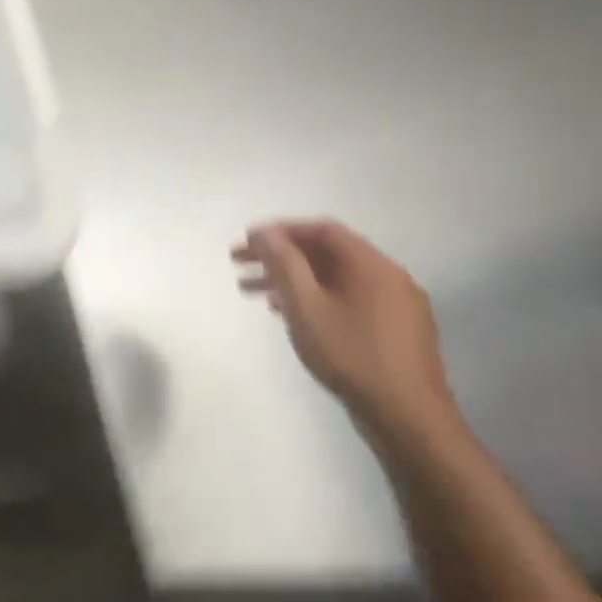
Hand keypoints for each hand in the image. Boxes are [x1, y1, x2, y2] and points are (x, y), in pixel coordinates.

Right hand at [233, 220, 455, 430]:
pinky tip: (290, 314)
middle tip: (239, 265)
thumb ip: (283, 262)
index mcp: (373, 267)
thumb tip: (263, 232)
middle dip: (280, 256)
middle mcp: (391, 279)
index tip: (247, 242)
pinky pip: (348, 298)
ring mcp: (397, 306)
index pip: (323, 230)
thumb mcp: (305, 304)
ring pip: (335, 278)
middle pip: (327, 253)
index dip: (281, 230)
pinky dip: (315, 296)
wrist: (406, 416)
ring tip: (254, 293)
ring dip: (293, 279)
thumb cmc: (350, 353)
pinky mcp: (396, 329)